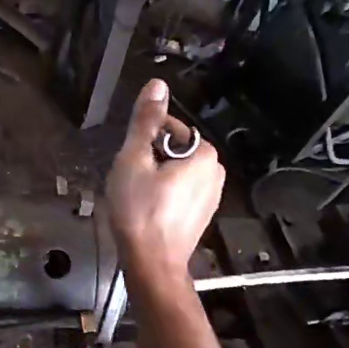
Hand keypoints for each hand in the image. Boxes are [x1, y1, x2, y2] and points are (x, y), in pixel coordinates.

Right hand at [106, 79, 224, 281]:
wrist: (152, 263)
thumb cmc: (140, 210)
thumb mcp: (135, 160)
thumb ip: (145, 121)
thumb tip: (157, 84)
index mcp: (205, 154)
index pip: (169, 128)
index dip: (145, 140)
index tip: (131, 162)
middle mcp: (216, 171)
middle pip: (174, 149)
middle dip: (151, 159)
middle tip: (132, 180)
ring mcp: (212, 195)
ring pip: (176, 171)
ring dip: (156, 177)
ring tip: (138, 197)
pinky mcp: (203, 214)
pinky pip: (181, 191)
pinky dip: (165, 195)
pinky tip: (149, 211)